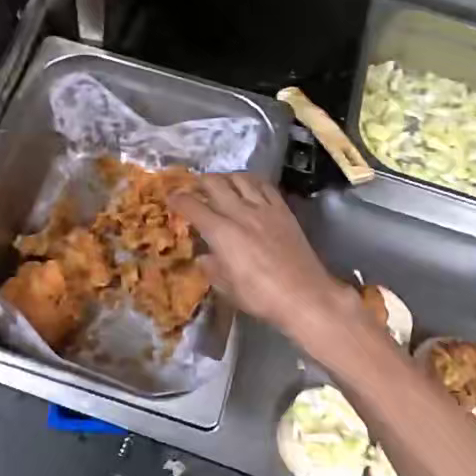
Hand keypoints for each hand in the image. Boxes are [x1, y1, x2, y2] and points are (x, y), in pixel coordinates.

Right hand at [171, 173, 356, 343]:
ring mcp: (264, 209)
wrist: (304, 295)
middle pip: (215, 184)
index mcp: (222, 233)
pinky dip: (251, 181)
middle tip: (194, 188)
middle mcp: (240, 213)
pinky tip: (248, 186)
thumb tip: (203, 257)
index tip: (171, 198)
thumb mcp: (227, 288)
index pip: (193, 206)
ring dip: (225, 177)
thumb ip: (211, 268)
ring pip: (240, 178)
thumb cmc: (261, 297)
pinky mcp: (283, 210)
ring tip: (220, 184)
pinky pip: (264, 186)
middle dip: (199, 182)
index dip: (178, 199)